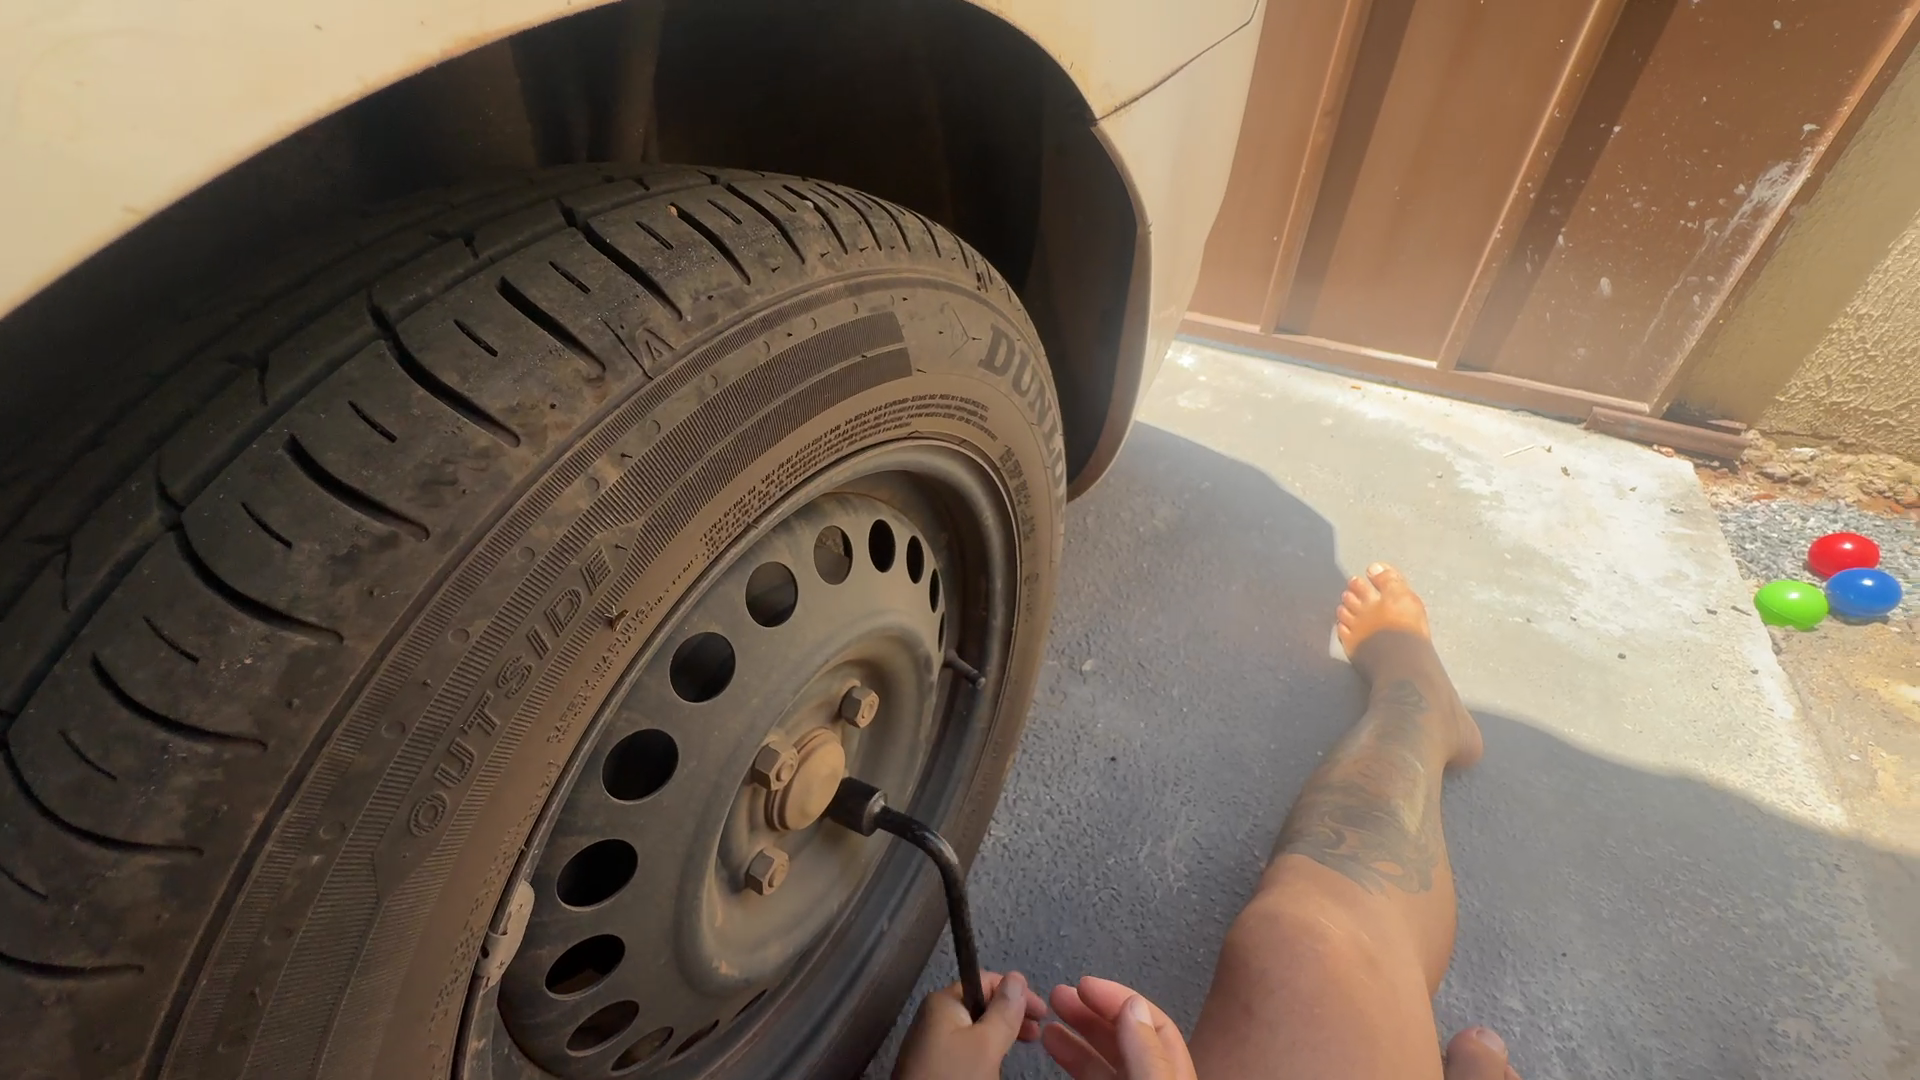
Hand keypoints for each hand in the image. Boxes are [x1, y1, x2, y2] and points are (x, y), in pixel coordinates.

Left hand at [893, 971, 1047, 1079]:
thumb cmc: (954, 1079)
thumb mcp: (986, 1046)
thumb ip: (1003, 1011)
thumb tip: (1016, 976)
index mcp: (944, 1001)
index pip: (986, 981)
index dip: (1017, 992)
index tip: (1043, 1014)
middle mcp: (934, 1016)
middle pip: (980, 1004)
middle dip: (1010, 1016)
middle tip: (1037, 1035)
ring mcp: (931, 1043)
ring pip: (973, 1029)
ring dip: (999, 1035)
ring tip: (1020, 1048)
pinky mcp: (931, 1067)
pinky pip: (963, 1049)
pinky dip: (984, 1053)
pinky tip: (993, 1067)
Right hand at [1042, 977, 1196, 1079]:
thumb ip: (1147, 1055)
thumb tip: (1132, 1004)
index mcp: (1176, 1076)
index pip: (1155, 1025)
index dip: (1119, 999)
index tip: (1083, 986)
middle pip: (1127, 1040)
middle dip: (1092, 1013)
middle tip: (1058, 996)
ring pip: (1109, 1062)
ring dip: (1078, 1037)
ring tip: (1048, 1022)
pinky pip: (1097, 1079)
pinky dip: (1076, 1061)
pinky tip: (1056, 1048)